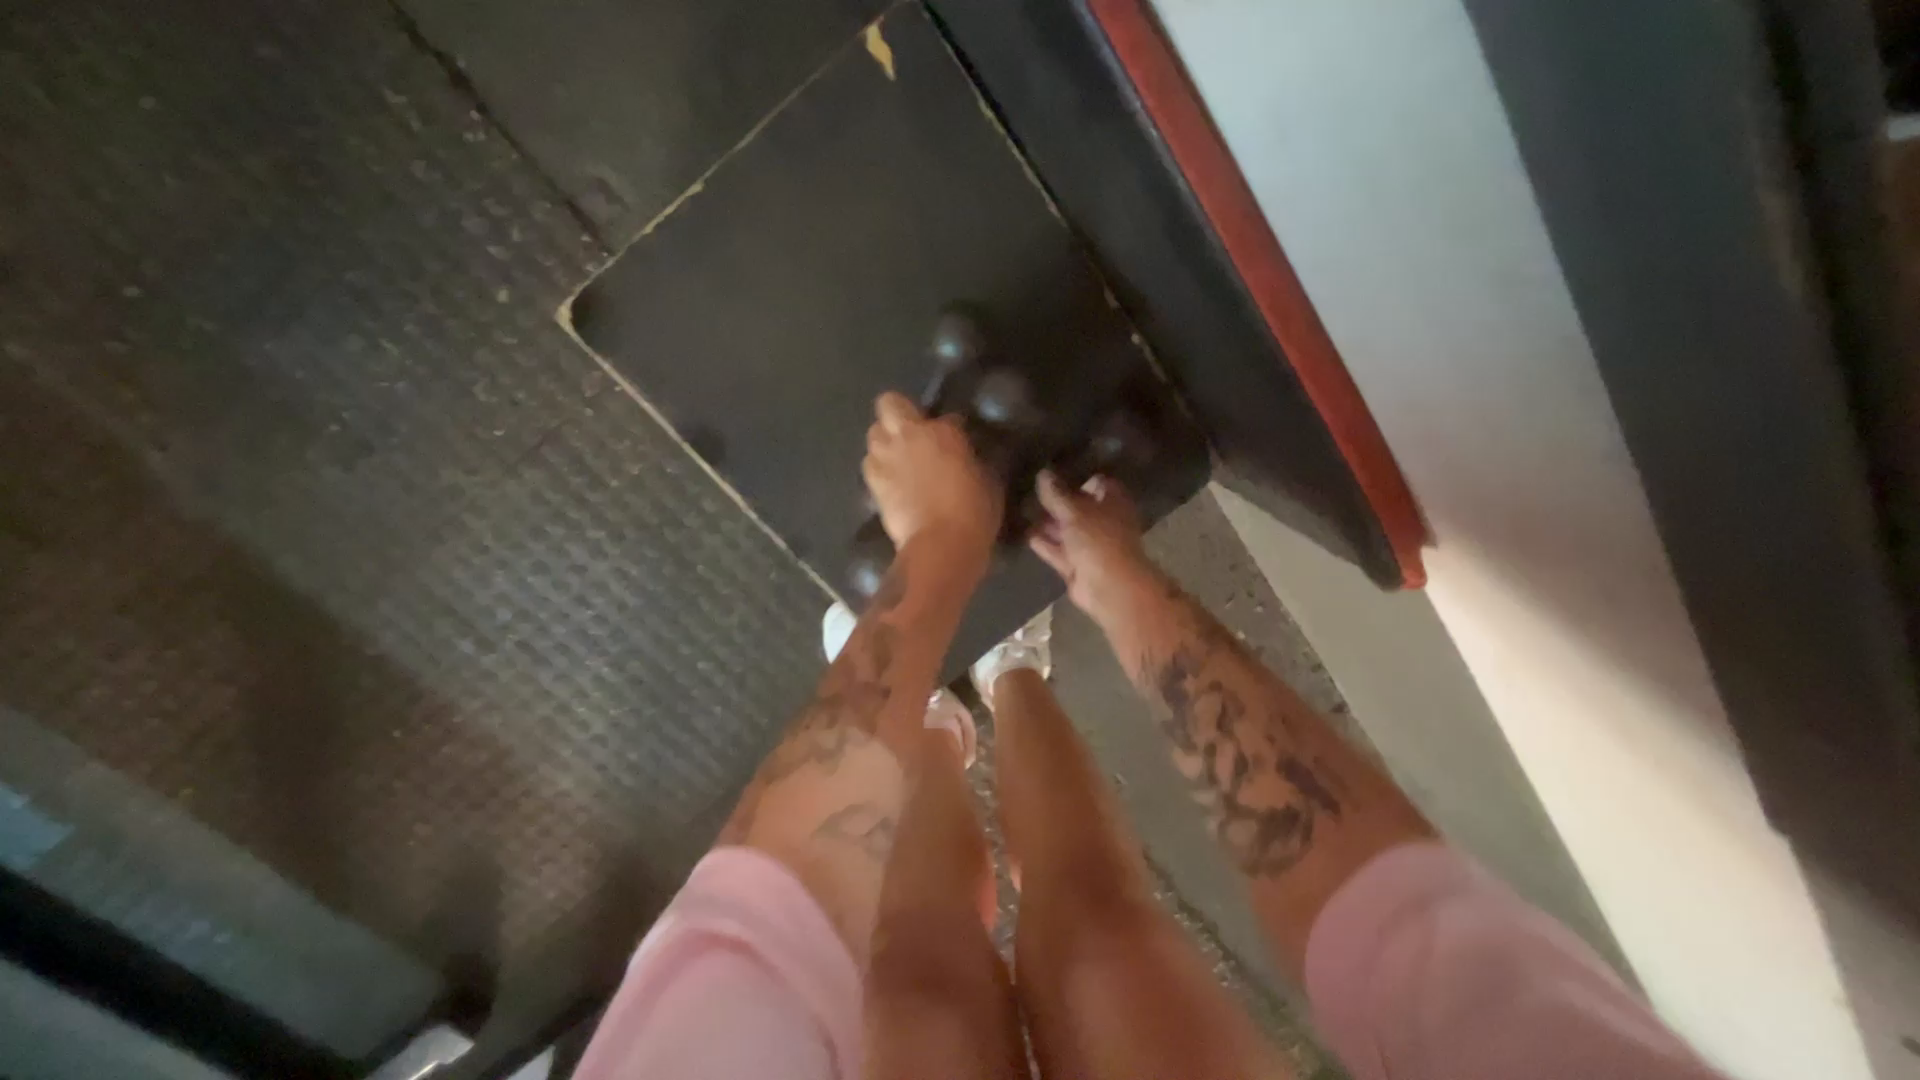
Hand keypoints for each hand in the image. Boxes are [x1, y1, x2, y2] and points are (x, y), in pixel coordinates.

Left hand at [863, 392, 1002, 565]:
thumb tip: (969, 456)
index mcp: (944, 431)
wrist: (940, 545)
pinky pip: (869, 463)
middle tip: (913, 433)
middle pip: (889, 403)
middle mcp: (909, 435)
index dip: (951, 428)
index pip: (947, 416)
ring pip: (874, 433)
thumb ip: (975, 460)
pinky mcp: (872, 483)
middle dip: (898, 413)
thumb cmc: (974, 513)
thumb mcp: (989, 481)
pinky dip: (878, 468)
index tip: (957, 442)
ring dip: (885, 441)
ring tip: (899, 458)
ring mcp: (886, 457)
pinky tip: (891, 481)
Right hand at [1029, 471, 1156, 616]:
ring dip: (1047, 522)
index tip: (1054, 470)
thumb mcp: (1074, 511)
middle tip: (1029, 489)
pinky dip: (1044, 543)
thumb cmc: (1098, 539)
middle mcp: (1103, 521)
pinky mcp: (1077, 565)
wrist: (1109, 587)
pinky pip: (1058, 550)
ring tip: (1021, 509)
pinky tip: (1025, 533)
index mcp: (1113, 502)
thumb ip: (1056, 493)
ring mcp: (1090, 545)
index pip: (1098, 483)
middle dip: (1056, 501)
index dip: (1078, 477)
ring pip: (1066, 530)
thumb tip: (1042, 473)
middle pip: (1079, 507)